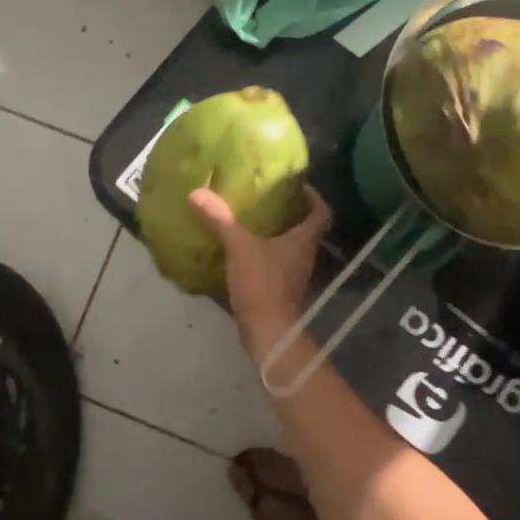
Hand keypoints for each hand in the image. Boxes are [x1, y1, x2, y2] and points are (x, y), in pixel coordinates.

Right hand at [190, 184, 332, 356]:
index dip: (315, 198)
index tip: (299, 187)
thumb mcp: (239, 248)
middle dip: (291, 213)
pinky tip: (243, 251)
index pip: (322, 213)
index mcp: (303, 241)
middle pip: (306, 229)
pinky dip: (264, 255)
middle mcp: (304, 256)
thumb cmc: (262, 285)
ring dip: (277, 235)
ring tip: (253, 221)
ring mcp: (294, 275)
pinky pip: (276, 264)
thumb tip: (197, 193)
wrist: (267, 332)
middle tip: (269, 199)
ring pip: (291, 248)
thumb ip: (220, 220)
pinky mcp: (280, 290)